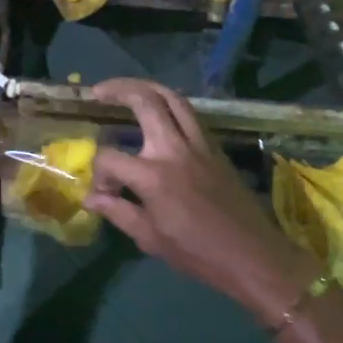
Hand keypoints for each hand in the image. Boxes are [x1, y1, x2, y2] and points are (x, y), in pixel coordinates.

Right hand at [85, 79, 320, 323]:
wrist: (252, 256)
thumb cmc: (198, 254)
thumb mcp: (150, 239)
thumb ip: (117, 211)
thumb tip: (90, 198)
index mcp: (152, 176)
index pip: (109, 157)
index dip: (98, 174)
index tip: (103, 194)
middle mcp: (174, 150)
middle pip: (144, 101)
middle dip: (117, 90)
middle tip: (98, 92)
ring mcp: (198, 144)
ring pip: (172, 97)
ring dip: (146, 87)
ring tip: (127, 88)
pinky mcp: (215, 147)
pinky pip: (190, 114)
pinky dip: (170, 104)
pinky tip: (159, 112)